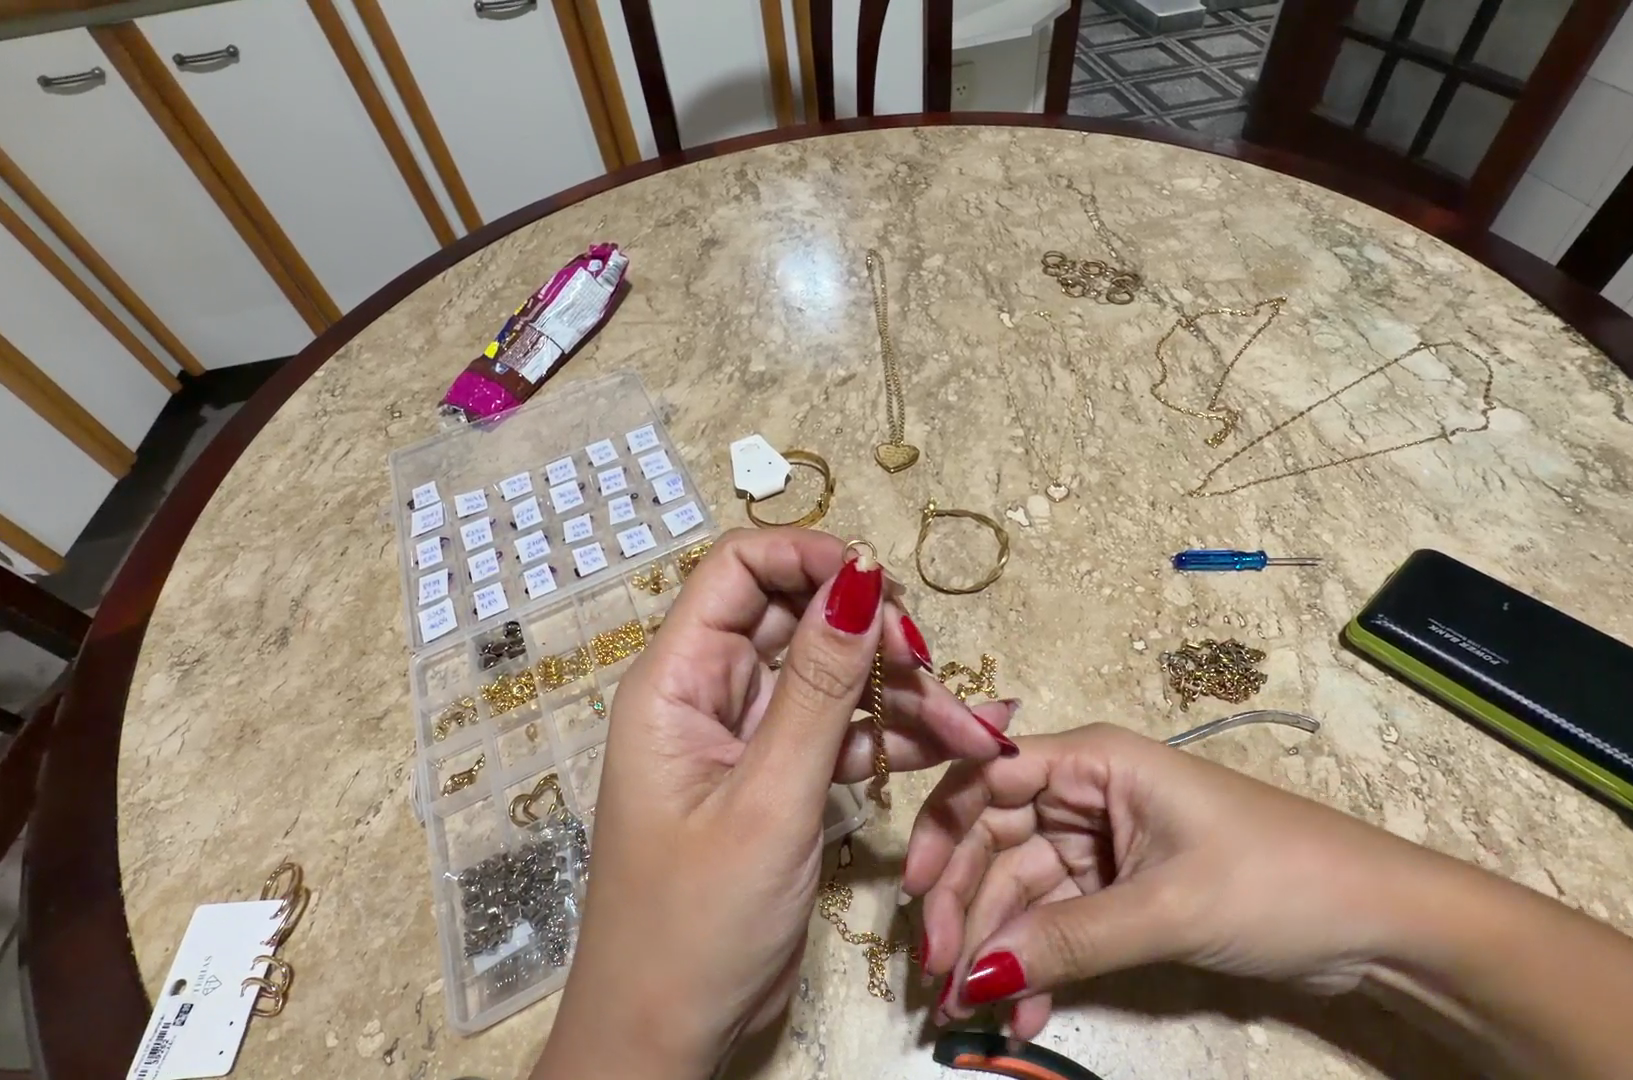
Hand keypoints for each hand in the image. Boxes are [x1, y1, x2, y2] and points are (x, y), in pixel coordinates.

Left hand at [533, 529, 1016, 1079]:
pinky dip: (890, 738)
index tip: (883, 584)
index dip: (810, 557)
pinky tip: (945, 750)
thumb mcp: (770, 797)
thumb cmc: (697, 922)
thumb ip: (821, 685)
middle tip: (928, 664)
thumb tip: (860, 574)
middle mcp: (709, 690)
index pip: (740, 569)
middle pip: (797, 617)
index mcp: (678, 678)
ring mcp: (746, 733)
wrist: (669, 1035)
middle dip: (869, 632)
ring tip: (964, 726)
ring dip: (896, 692)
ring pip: (830, 676)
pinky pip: (840, 731)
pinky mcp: (778, 774)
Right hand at [903, 723, 1446, 1039]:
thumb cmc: (1276, 880)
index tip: (912, 890)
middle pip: (994, 839)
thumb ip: (1069, 941)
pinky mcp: (1118, 890)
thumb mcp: (1168, 908)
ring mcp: (1099, 844)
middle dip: (963, 904)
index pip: (988, 776)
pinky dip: (1040, 966)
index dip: (941, 826)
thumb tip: (975, 979)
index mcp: (1093, 762)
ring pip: (1021, 889)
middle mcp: (1084, 794)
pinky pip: (1058, 923)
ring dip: (997, 948)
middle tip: (938, 975)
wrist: (1385, 928)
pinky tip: (1024, 1011)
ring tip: (972, 1010)